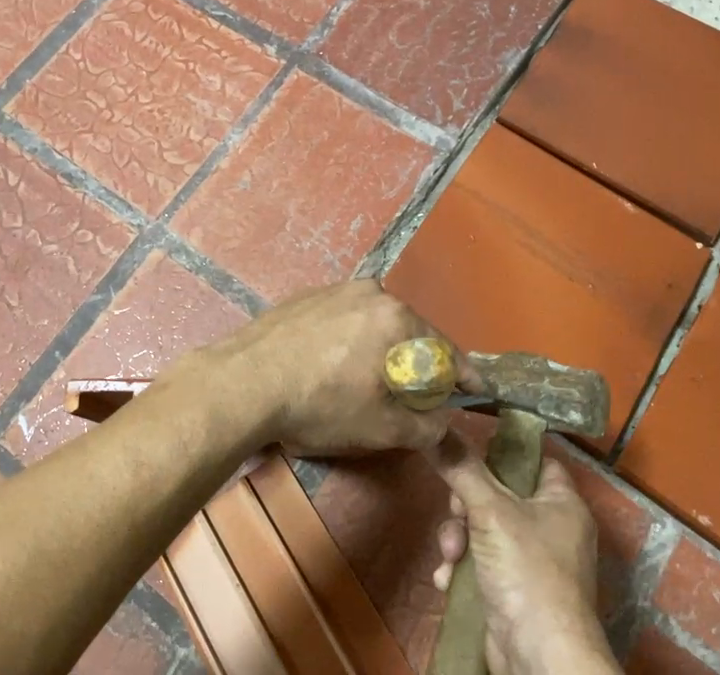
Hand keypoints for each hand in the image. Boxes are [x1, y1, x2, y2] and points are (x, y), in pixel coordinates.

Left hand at [177, 279, 462, 456]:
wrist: (243, 384)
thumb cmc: (320, 405)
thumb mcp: (382, 428)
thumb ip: (426, 426)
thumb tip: (443, 422)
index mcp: (397, 318)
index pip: (446, 350)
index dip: (463, 376)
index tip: (476, 392)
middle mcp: (371, 292)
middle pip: (410, 333)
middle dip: (420, 364)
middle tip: (421, 396)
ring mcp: (334, 290)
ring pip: (375, 325)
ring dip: (382, 351)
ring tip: (375, 382)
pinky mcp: (304, 298)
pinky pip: (344, 321)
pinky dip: (351, 342)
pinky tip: (336, 367)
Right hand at [427, 432, 620, 674]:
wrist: (539, 656)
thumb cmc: (527, 571)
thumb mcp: (490, 511)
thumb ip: (461, 468)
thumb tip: (435, 427)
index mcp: (562, 502)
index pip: (532, 459)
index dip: (500, 453)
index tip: (466, 455)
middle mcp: (551, 528)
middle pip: (497, 494)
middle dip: (464, 507)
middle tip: (457, 514)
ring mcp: (531, 561)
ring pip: (482, 530)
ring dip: (457, 541)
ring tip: (451, 558)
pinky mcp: (512, 589)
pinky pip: (480, 563)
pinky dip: (462, 569)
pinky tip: (448, 580)